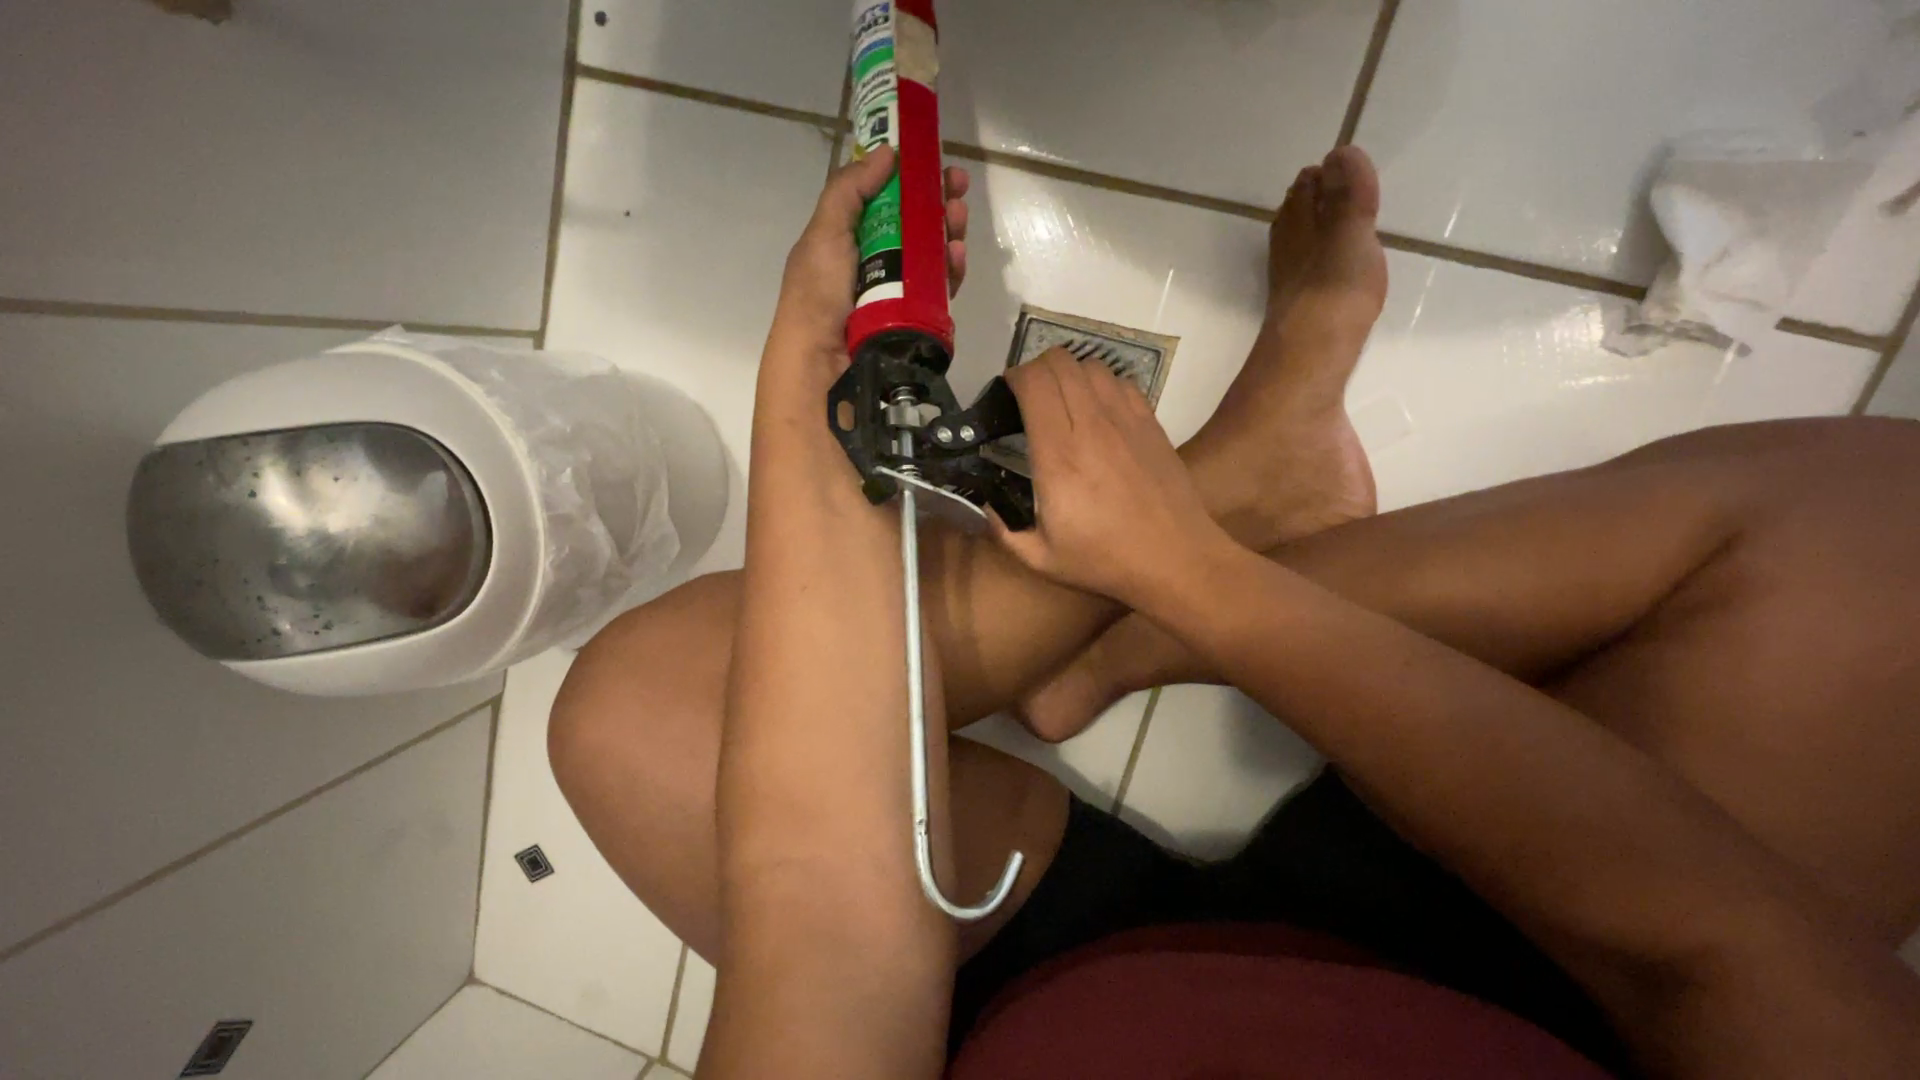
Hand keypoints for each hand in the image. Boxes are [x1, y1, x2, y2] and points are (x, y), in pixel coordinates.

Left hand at [763, 144, 970, 392]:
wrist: (825, 364)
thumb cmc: (819, 294)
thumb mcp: (824, 233)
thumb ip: (849, 190)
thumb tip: (886, 152)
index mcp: (849, 240)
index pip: (885, 200)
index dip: (908, 178)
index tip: (931, 159)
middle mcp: (875, 264)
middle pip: (914, 224)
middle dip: (938, 201)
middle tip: (957, 187)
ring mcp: (899, 292)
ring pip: (933, 254)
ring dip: (949, 230)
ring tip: (958, 220)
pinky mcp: (917, 319)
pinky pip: (941, 289)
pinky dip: (952, 270)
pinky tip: (956, 256)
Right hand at [990, 347, 1229, 602]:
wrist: (1176, 558)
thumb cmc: (1106, 561)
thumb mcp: (1041, 560)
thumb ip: (1003, 529)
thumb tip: (987, 504)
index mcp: (1058, 457)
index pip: (1034, 384)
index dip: (1014, 378)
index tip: (1006, 396)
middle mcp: (1091, 427)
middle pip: (1060, 362)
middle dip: (1037, 370)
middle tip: (1029, 396)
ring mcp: (1126, 420)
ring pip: (1091, 366)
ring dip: (1070, 374)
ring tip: (1063, 400)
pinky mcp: (1151, 423)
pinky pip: (1121, 382)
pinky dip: (1102, 385)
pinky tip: (1098, 411)